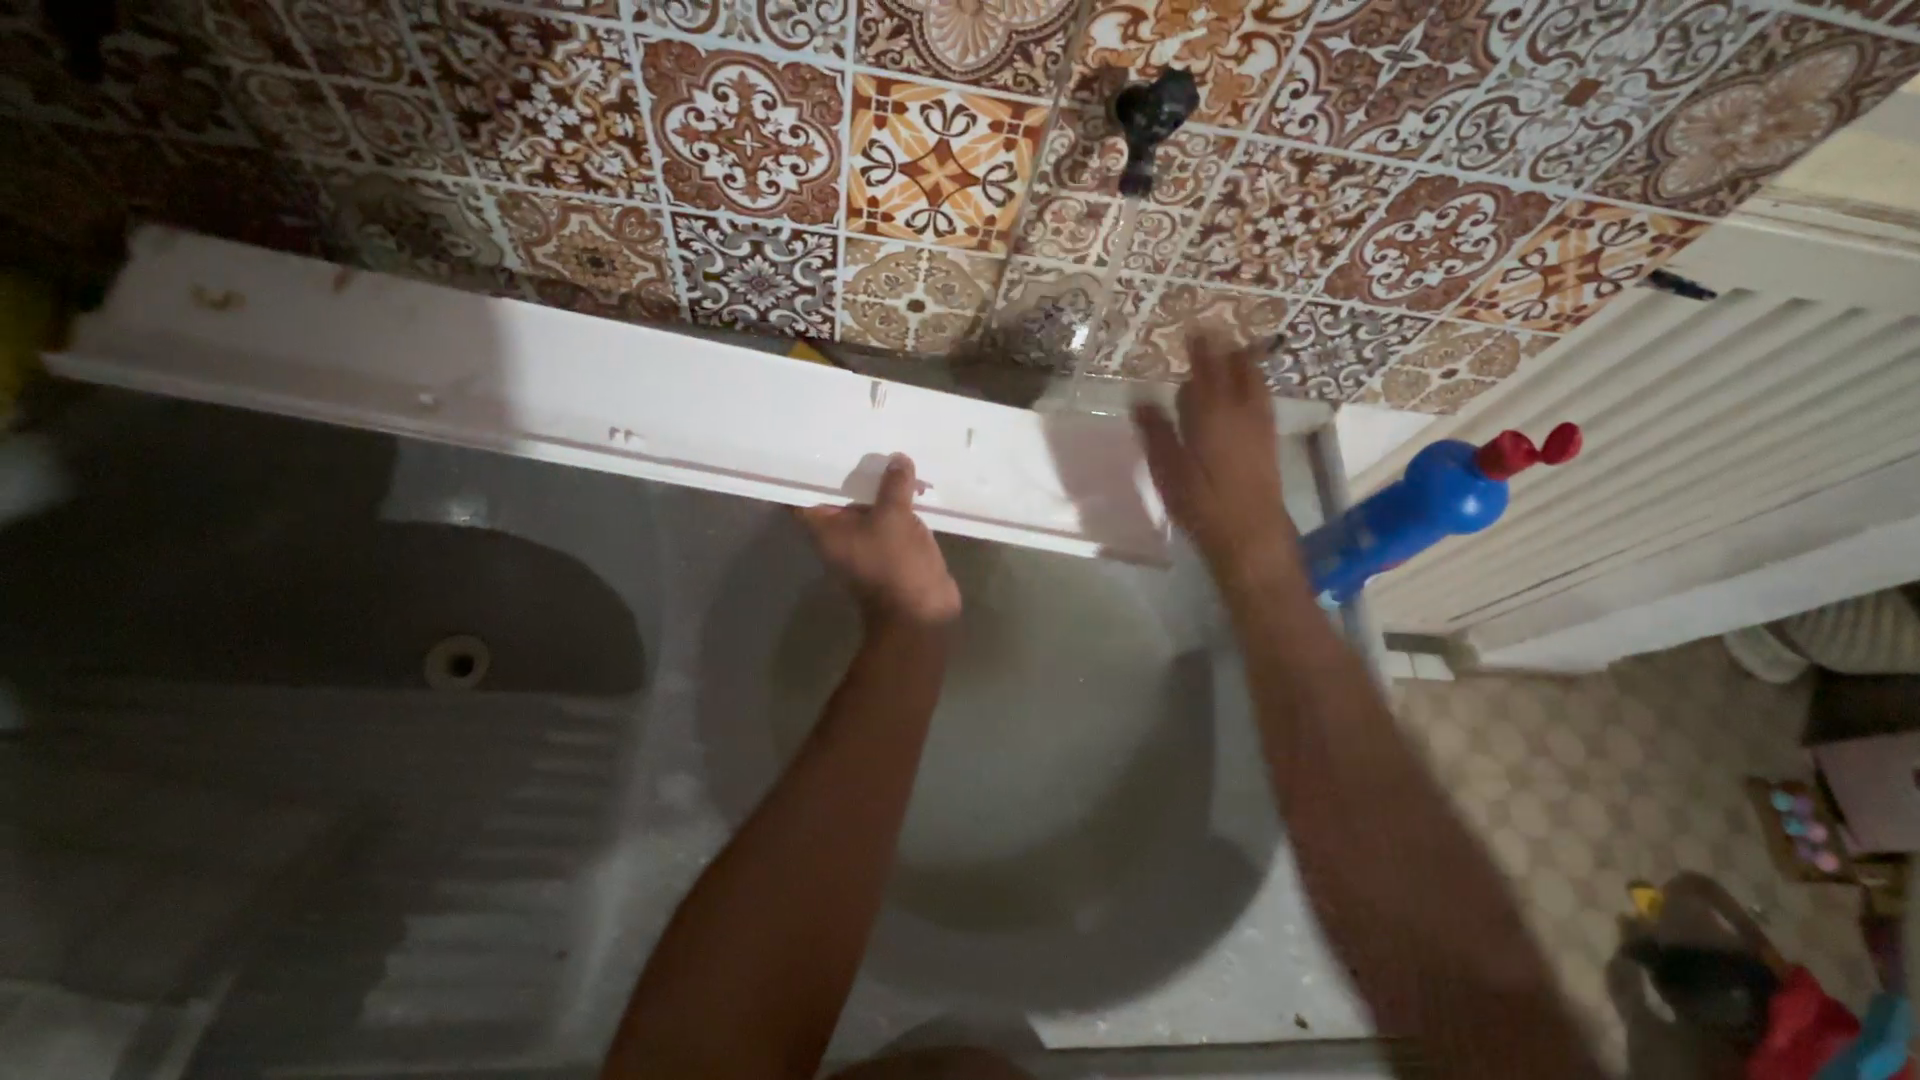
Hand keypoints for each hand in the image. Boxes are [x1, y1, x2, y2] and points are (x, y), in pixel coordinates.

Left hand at [799, 454, 960, 628]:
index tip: (810, 447)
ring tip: (890, 450)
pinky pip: (890, 516)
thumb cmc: (894, 564)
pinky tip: (912, 477)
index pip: (801, 496)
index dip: (803, 472)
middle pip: (838, 495)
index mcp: (826, 528)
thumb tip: (898, 460)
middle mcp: (840, 534)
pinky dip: (898, 500)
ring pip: (868, 504)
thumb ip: (893, 485)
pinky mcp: (891, 547)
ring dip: (879, 484)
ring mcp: (867, 541)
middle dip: (850, 469)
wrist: (921, 612)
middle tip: (856, 435)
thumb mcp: (893, 516)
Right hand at [1133, 333, 1300, 585]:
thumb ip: (1156, 431)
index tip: (1196, 326)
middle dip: (1227, 348)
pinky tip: (1250, 390)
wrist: (1250, 532)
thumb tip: (1138, 398)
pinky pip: (1263, 399)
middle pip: (1237, 369)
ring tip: (1236, 351)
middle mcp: (1241, 411)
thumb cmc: (1202, 503)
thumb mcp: (1168, 470)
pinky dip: (1255, 384)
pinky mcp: (1269, 442)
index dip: (1201, 348)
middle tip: (1218, 331)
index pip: (1206, 370)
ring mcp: (1260, 426)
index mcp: (1212, 414)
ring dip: (1244, 363)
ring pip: (1255, 382)